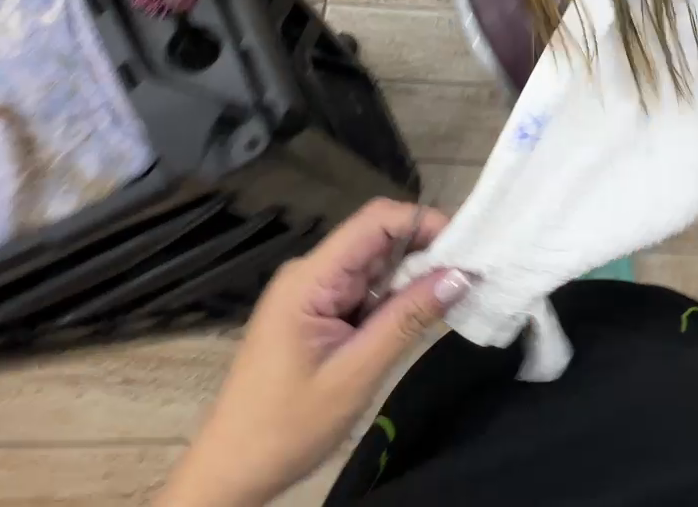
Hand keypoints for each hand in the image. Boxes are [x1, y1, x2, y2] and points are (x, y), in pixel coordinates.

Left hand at [158, 200, 471, 506]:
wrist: (229, 475)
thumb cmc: (285, 427)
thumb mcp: (356, 374)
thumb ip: (408, 319)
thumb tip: (461, 274)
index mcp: (310, 279)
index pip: (376, 221)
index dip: (424, 221)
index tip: (464, 248)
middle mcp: (311, 273)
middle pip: (379, 238)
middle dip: (426, 250)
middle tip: (468, 276)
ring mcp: (313, 293)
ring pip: (377, 263)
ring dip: (414, 276)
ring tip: (451, 296)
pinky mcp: (318, 312)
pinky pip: (366, 288)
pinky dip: (396, 297)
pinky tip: (420, 314)